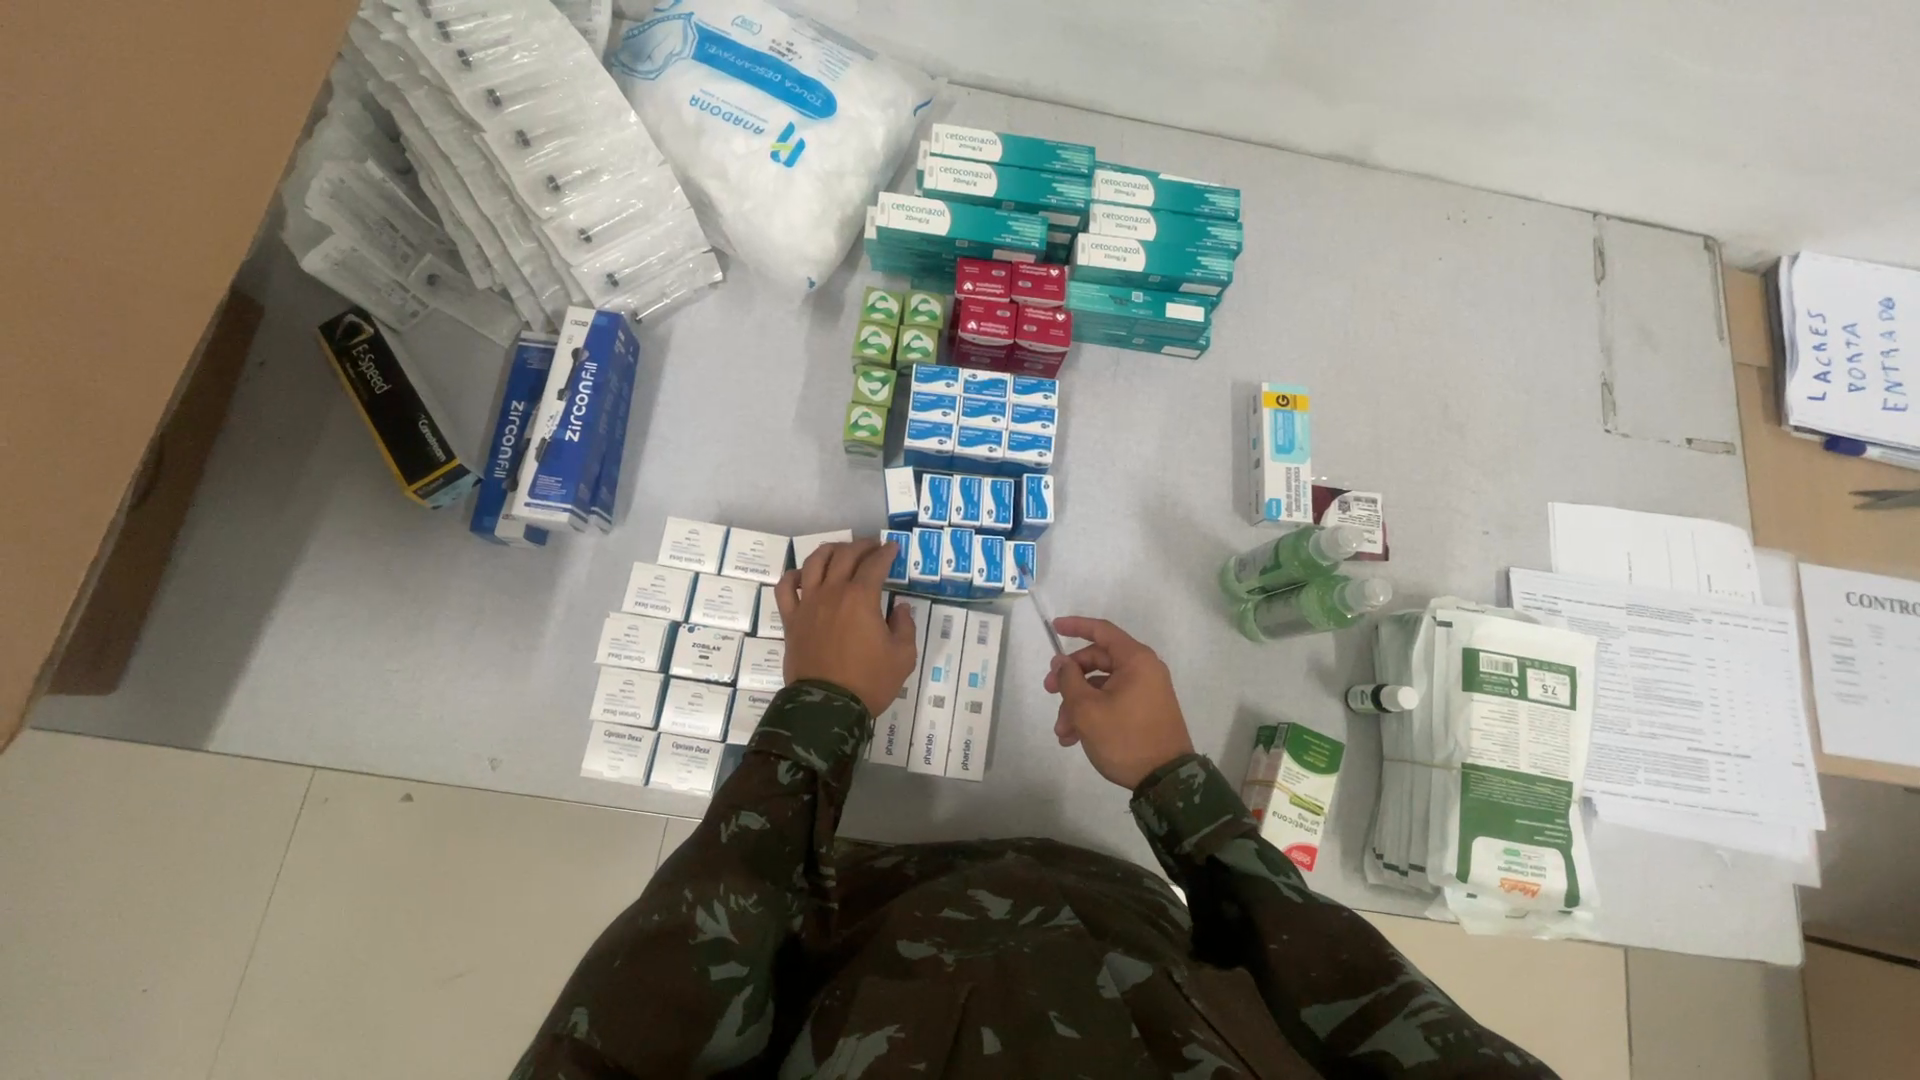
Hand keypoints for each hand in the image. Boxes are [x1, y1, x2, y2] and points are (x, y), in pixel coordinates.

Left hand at [775, 538, 917, 715]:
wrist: (827, 707)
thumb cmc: (869, 681)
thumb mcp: (902, 656)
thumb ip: (905, 626)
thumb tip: (900, 608)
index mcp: (861, 598)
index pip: (875, 564)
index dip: (886, 553)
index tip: (893, 548)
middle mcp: (832, 592)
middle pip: (845, 556)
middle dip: (862, 546)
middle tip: (872, 547)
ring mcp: (807, 604)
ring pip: (813, 563)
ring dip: (829, 550)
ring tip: (840, 550)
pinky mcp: (791, 620)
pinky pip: (785, 588)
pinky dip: (793, 576)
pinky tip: (803, 576)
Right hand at [1043, 617, 1194, 789]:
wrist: (1166, 780)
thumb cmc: (1125, 738)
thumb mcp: (1087, 709)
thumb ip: (1069, 679)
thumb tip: (1063, 662)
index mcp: (1135, 660)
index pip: (1102, 631)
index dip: (1076, 626)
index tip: (1054, 628)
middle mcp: (1144, 670)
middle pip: (1098, 661)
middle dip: (1070, 679)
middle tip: (1048, 692)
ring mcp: (1147, 692)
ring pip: (1102, 687)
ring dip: (1078, 704)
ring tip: (1062, 732)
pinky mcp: (1145, 712)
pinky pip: (1113, 702)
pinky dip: (1093, 714)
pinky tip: (1074, 738)